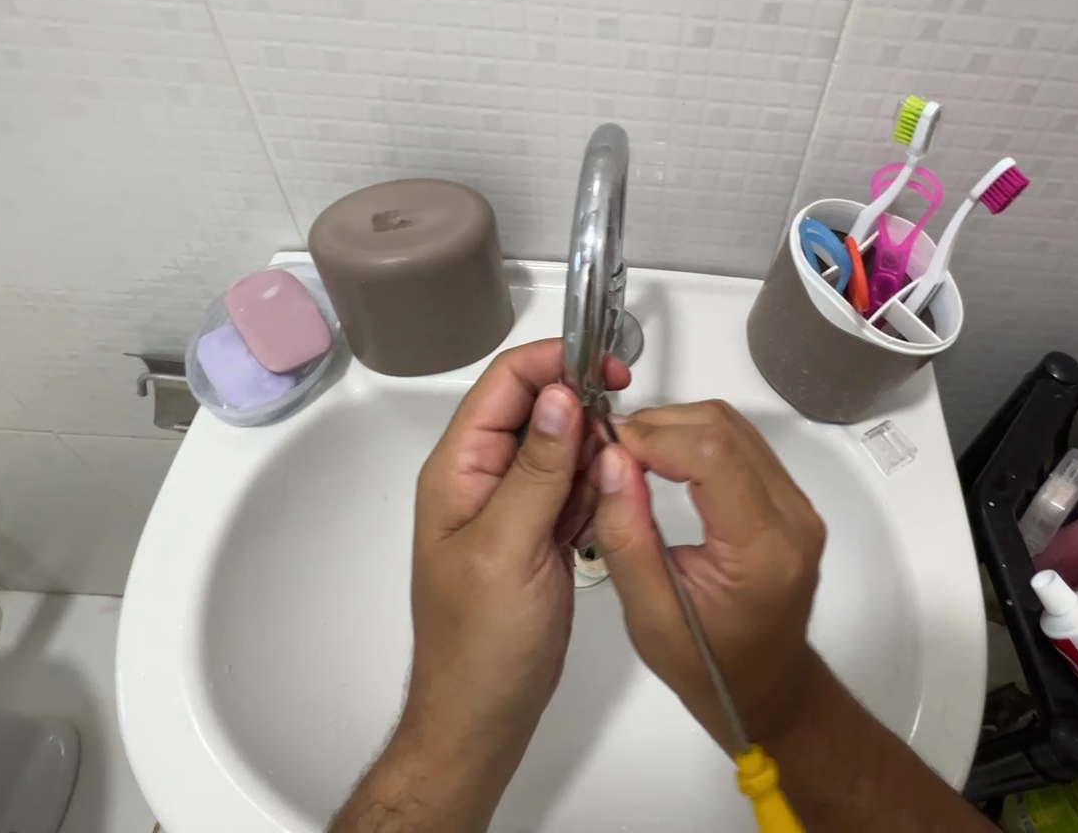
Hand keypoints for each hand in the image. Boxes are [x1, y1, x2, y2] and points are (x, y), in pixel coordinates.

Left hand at [405, 338, 629, 756]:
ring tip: (591, 511)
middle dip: (584, 420)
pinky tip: (588, 532)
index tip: (613, 371)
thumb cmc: (483, 639)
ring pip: (566, 444)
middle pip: (541, 407)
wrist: (485, 716)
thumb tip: (562, 393)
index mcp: (462, 465)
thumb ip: (537, 468)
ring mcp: (515, 500)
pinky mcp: (540, 525)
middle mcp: (486, 472)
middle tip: (615, 454)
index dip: (557, 362)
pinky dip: (594, 495)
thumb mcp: (508, 547)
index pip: (507, 382)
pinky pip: (576, 484)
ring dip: (592, 463)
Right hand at [588, 400, 826, 750]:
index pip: (713, 456)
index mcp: (762, 550)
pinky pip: (742, 442)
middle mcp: (792, 515)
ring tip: (630, 452)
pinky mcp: (790, 496)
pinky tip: (662, 457)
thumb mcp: (648, 615)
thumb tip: (610, 457)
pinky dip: (696, 437)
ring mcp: (798, 502)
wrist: (766, 686)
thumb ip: (626, 535)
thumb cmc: (705, 664)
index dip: (654, 437)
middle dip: (660, 426)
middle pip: (724, 430)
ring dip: (676, 425)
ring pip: (733, 426)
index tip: (606, 448)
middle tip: (610, 450)